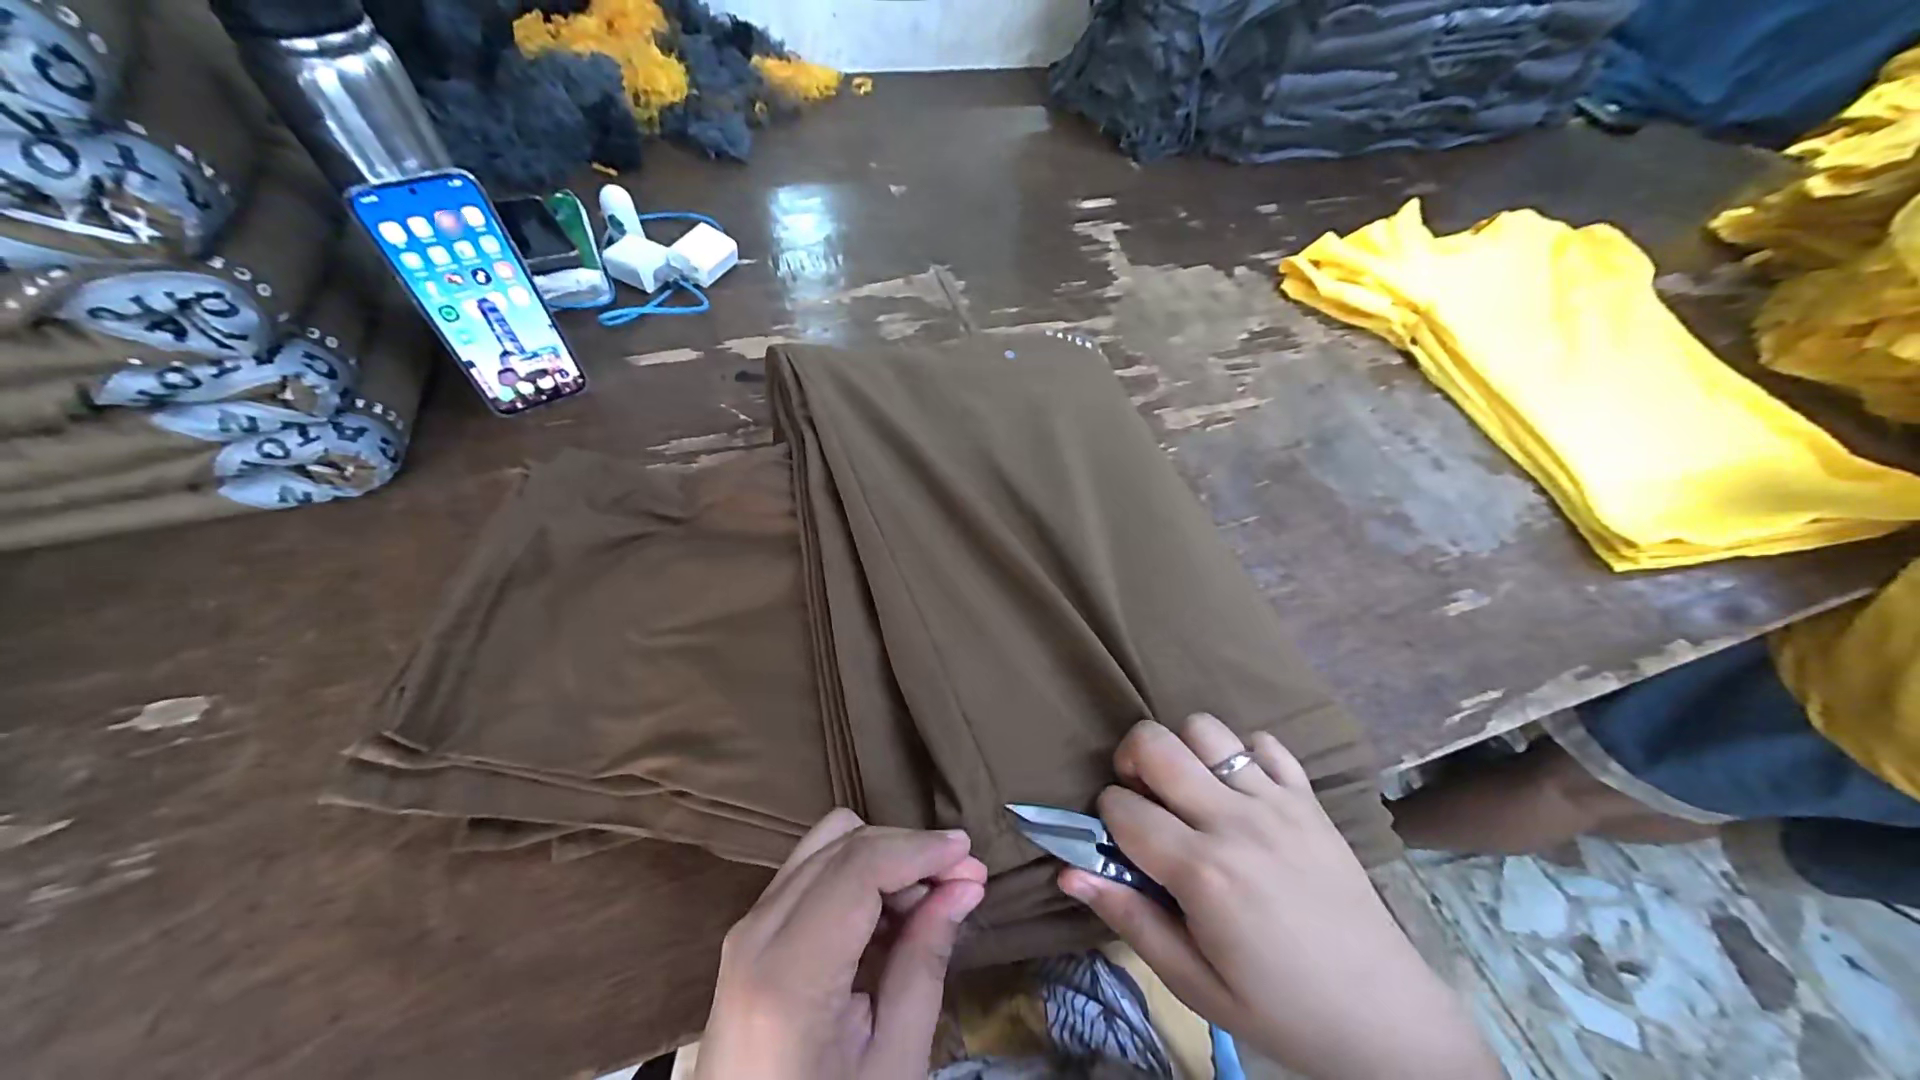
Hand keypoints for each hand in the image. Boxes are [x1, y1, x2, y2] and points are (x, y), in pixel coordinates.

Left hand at [695, 809, 987, 1079]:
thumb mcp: (892, 1061)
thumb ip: (925, 963)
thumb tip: (965, 886)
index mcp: (789, 975)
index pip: (860, 866)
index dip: (922, 849)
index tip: (972, 857)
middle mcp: (756, 934)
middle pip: (841, 843)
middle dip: (908, 849)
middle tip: (962, 881)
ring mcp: (745, 929)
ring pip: (823, 844)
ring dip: (882, 855)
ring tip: (928, 898)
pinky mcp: (747, 933)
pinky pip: (808, 871)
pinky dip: (856, 873)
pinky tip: (889, 912)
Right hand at [1059, 715, 1499, 1079]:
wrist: (1387, 1020)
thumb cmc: (1280, 1010)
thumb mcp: (1194, 983)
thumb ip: (1129, 919)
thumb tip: (1067, 870)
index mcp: (1203, 872)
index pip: (1122, 807)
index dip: (1105, 818)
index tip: (1118, 842)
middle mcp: (1235, 822)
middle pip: (1155, 744)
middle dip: (1130, 760)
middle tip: (1140, 797)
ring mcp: (1278, 804)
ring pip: (1205, 728)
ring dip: (1183, 751)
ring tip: (1189, 791)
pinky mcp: (1310, 800)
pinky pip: (1265, 743)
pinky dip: (1242, 755)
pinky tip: (1242, 793)